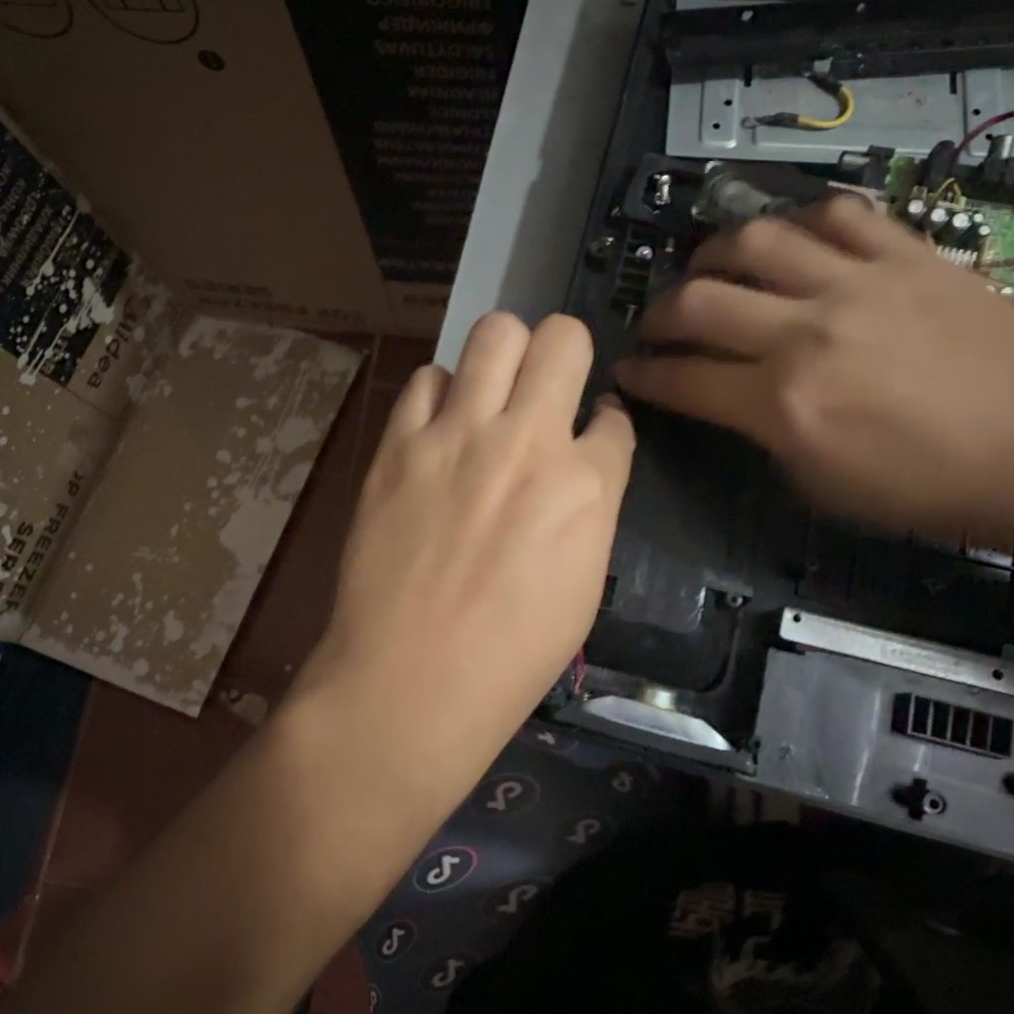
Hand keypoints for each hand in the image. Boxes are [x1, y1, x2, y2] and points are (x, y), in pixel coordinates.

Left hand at [313, 313, 633, 722]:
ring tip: (494, 389)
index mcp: (587, 487)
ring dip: (505, 353)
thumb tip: (582, 472)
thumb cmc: (512, 656)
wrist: (414, 679)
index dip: (606, 420)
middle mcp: (529, 442)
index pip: (613, 418)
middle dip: (565, 352)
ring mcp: (458, 436)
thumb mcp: (583, 588)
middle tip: (548, 382)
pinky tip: (439, 426)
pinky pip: (426, 378)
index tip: (592, 428)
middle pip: (562, 340)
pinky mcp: (399, 444)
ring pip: (494, 334)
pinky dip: (440, 394)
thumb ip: (590, 514)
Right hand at [611, 195, 1013, 541]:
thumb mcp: (824, 486)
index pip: (683, 377)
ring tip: (710, 268)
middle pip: (700, 300)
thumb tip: (739, 398)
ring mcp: (859, 283)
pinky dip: (800, 222)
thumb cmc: (931, 492)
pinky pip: (837, 214)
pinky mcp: (909, 254)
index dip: (642, 375)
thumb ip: (767, 434)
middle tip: (656, 325)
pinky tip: (792, 240)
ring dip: (714, 254)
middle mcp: (807, 332)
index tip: (626, 371)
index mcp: (783, 404)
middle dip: (659, 313)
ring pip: (756, 239)